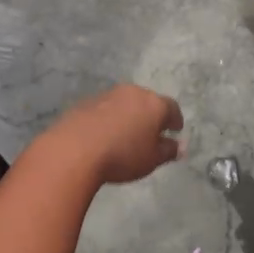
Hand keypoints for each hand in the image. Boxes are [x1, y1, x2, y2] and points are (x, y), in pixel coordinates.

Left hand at [45, 83, 183, 185]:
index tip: (175, 130)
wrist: (74, 150)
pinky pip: (105, 109)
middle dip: (150, 116)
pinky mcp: (86, 102)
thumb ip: (168, 151)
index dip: (175, 120)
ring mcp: (108, 95)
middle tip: (150, 133)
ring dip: (128, 116)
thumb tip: (178, 146)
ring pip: (125, 103)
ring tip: (125, 135)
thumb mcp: (152, 160)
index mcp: (155, 104)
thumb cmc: (122, 156)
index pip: (172, 108)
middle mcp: (134, 93)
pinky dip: (108, 119)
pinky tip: (103, 135)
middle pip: (147, 102)